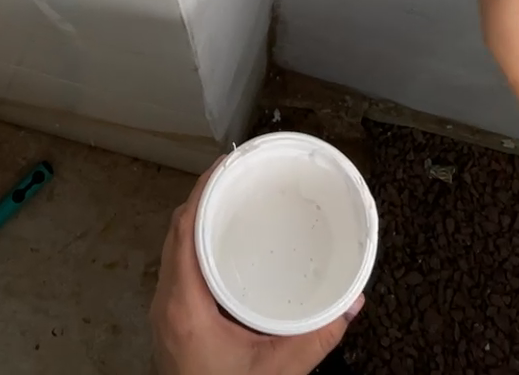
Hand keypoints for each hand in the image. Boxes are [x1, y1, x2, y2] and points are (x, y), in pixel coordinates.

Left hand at [150, 163, 362, 374]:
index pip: (183, 228)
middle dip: (203, 198)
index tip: (226, 164)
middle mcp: (166, 302)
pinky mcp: (171, 323)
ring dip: (198, 221)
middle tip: (236, 177)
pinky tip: (221, 247)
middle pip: (176, 231)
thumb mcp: (276, 371)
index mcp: (184, 304)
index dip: (201, 190)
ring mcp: (164, 313)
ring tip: (230, 202)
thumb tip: (353, 301)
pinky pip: (178, 268)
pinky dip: (196, 246)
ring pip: (174, 249)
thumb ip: (316, 336)